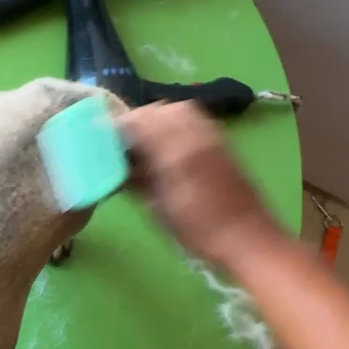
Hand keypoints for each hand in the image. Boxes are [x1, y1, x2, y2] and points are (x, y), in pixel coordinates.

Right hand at [119, 101, 281, 268]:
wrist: (247, 238)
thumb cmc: (197, 230)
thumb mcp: (158, 209)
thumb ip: (136, 180)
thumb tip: (116, 165)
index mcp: (174, 153)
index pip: (137, 122)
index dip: (116, 126)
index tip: (101, 137)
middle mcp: (194, 136)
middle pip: (158, 110)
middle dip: (136, 120)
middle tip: (123, 142)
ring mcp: (212, 136)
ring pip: (178, 109)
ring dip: (158, 119)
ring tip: (146, 142)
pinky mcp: (223, 141)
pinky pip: (195, 118)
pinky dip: (177, 123)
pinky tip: (170, 145)